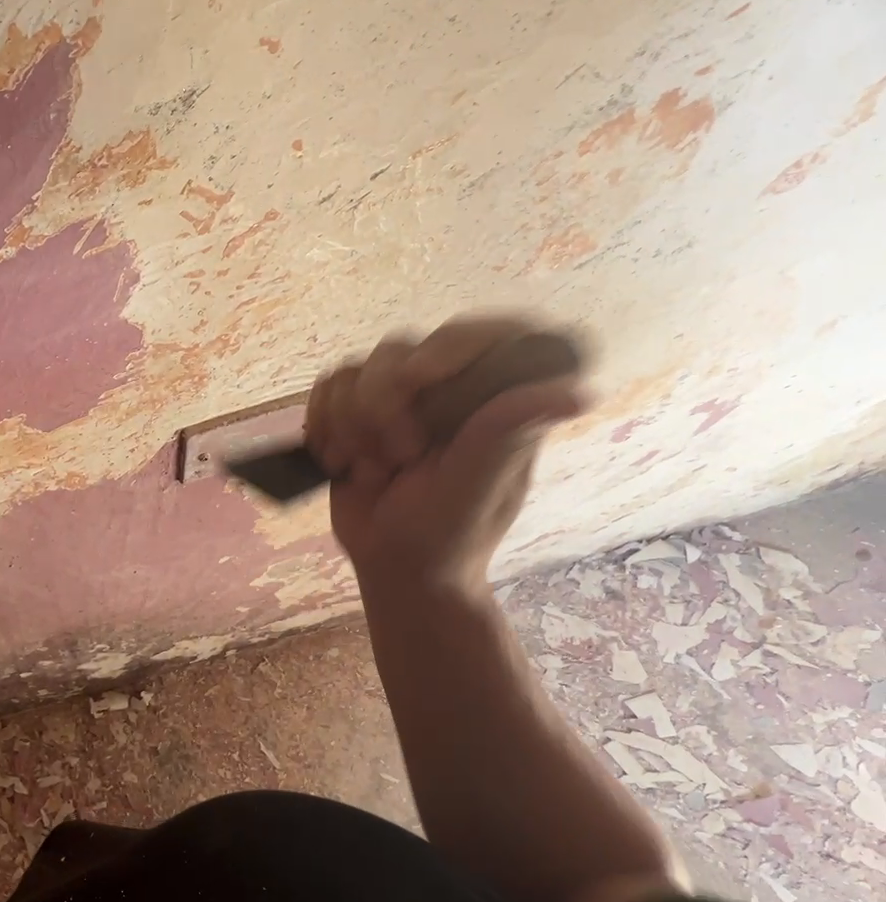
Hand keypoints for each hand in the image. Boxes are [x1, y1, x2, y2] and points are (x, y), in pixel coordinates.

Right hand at [306, 315, 587, 592]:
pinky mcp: (352, 410)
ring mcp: (396, 400)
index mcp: (492, 403)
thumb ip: (504, 432)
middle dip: (381, 405)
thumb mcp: (476, 488)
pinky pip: (327, 387)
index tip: (417, 381)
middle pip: (400, 350)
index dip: (449, 345)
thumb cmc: (446, 535)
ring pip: (356, 370)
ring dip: (348, 423)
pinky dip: (323, 424)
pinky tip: (338, 459)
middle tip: (397, 457)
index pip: (488, 335)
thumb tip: (579, 392)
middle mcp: (445, 392)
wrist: (392, 565)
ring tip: (368, 468)